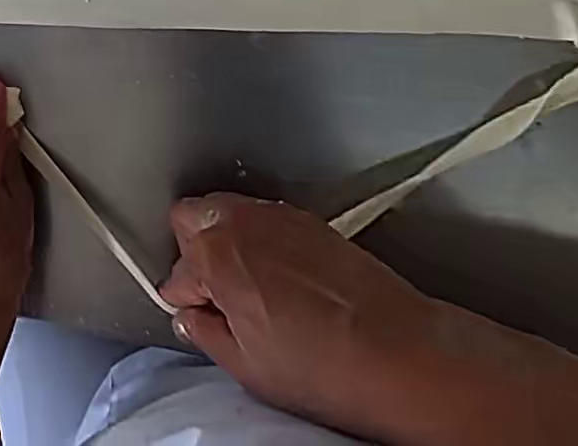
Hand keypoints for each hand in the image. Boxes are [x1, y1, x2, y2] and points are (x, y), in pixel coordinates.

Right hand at [159, 193, 499, 442]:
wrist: (403, 353)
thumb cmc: (331, 365)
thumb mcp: (248, 368)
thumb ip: (205, 334)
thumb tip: (193, 321)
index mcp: (214, 256)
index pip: (174, 270)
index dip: (183, 297)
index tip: (195, 312)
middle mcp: (238, 223)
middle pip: (188, 218)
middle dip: (193, 250)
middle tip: (215, 289)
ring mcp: (272, 214)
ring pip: (223, 210)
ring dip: (224, 238)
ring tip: (250, 284)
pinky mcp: (302, 216)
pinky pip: (260, 215)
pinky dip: (258, 236)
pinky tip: (280, 276)